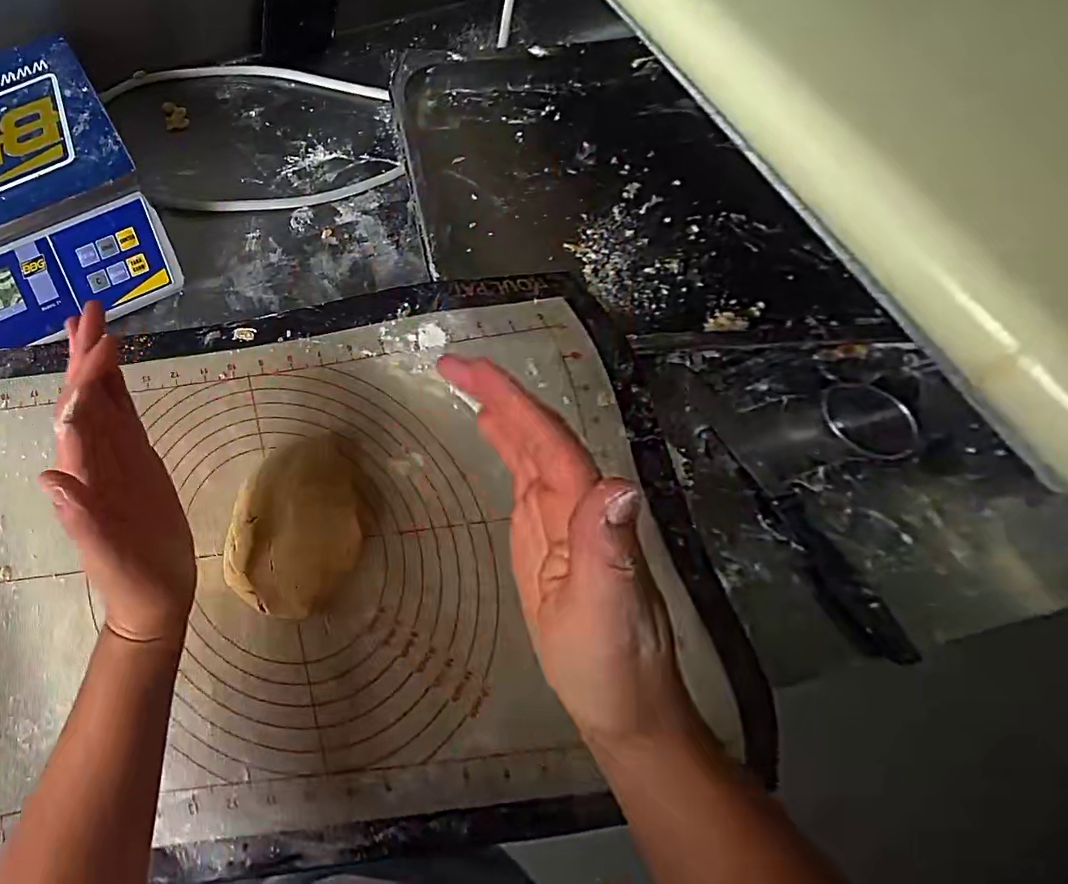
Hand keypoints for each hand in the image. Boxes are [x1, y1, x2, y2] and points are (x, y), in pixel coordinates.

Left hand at [40, 302, 196, 645]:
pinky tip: (114, 364)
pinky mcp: (136, 457)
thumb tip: (49, 476)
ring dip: (94, 361)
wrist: (153, 595)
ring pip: (101, 398)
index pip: (79, 417)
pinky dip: (118, 385)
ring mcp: (115, 455)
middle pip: (84, 396)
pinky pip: (124, 413)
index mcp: (82, 475)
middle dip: (84, 354)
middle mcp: (93, 456)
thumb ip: (81, 518)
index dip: (86, 379)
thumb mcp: (107, 556)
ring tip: (93, 323)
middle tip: (89, 310)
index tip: (101, 344)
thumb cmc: (130, 580)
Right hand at [438, 354, 699, 752]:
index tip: (468, 368)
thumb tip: (617, 485)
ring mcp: (558, 514)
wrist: (618, 703)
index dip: (509, 397)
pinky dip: (503, 441)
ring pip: (528, 445)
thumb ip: (607, 549)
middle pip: (535, 430)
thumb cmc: (612, 663)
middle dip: (496, 391)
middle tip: (449, 364)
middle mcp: (576, 499)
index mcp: (588, 507)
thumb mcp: (607, 610)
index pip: (546, 437)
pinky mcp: (541, 531)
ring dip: (498, 408)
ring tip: (460, 380)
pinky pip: (521, 472)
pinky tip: (488, 428)